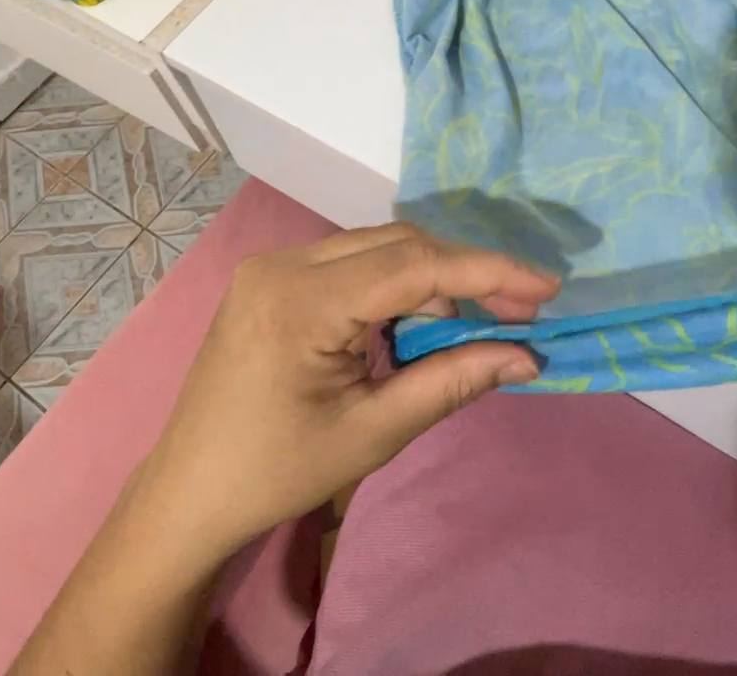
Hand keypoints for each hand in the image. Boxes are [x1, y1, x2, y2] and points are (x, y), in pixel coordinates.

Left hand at [135, 222, 555, 556]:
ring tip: (477, 320)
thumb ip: (452, 382)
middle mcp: (282, 264)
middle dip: (465, 273)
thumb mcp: (374, 432)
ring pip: (376, 247)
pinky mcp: (271, 278)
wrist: (191, 491)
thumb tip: (527, 355)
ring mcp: (272, 265)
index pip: (414, 265)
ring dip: (431, 276)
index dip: (488, 272)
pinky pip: (350, 263)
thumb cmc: (279, 471)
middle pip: (397, 244)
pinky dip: (394, 284)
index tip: (546, 288)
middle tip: (521, 310)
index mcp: (301, 302)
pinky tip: (419, 319)